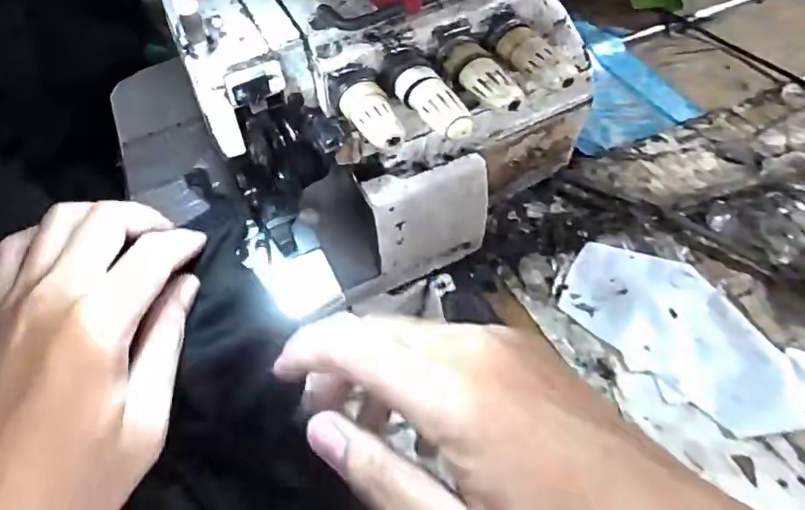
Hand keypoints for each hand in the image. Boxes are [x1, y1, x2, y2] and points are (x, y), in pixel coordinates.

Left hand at [0, 202, 205, 509]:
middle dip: (145, 218)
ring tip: (126, 240)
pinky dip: (50, 233)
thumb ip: (166, 342)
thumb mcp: (143, 426)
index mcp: (96, 322)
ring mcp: (16, 294)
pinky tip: (69, 254)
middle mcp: (53, 291)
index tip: (201, 244)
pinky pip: (19, 242)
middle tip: (170, 240)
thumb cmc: (75, 485)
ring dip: (100, 216)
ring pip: (61, 215)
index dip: (183, 242)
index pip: (150, 254)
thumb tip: (184, 285)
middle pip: (104, 217)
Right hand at [274, 314, 742, 509]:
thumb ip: (381, 475)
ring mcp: (505, 341)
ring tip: (365, 418)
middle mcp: (473, 344)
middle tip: (317, 410)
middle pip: (379, 328)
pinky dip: (416, 366)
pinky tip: (423, 418)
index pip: (352, 340)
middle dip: (337, 358)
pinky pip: (449, 343)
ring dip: (376, 362)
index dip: (306, 349)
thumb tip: (318, 427)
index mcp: (454, 390)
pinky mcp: (527, 351)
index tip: (277, 374)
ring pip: (412, 332)